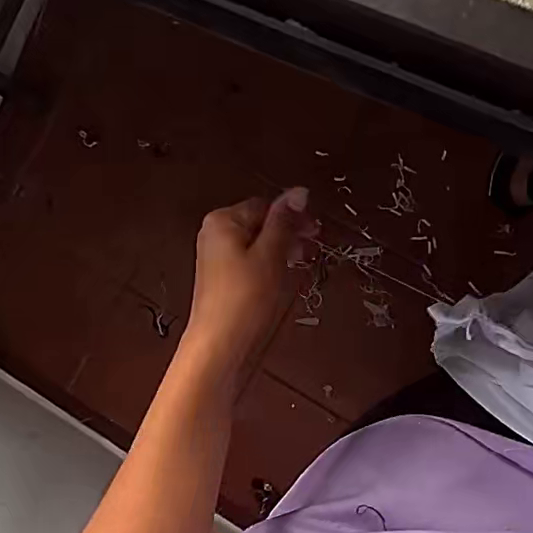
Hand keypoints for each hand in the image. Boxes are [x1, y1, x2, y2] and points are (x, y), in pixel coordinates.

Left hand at [183, 187, 317, 392]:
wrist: (221, 342)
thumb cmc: (247, 295)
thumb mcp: (272, 254)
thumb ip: (285, 221)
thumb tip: (300, 190)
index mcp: (223, 220)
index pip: (267, 205)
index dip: (294, 216)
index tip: (317, 232)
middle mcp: (215, 232)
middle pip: (261, 223)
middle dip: (290, 233)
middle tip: (313, 249)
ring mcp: (217, 255)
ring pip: (259, 242)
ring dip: (284, 249)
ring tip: (302, 264)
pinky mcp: (223, 276)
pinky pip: (252, 259)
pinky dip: (271, 263)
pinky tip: (284, 277)